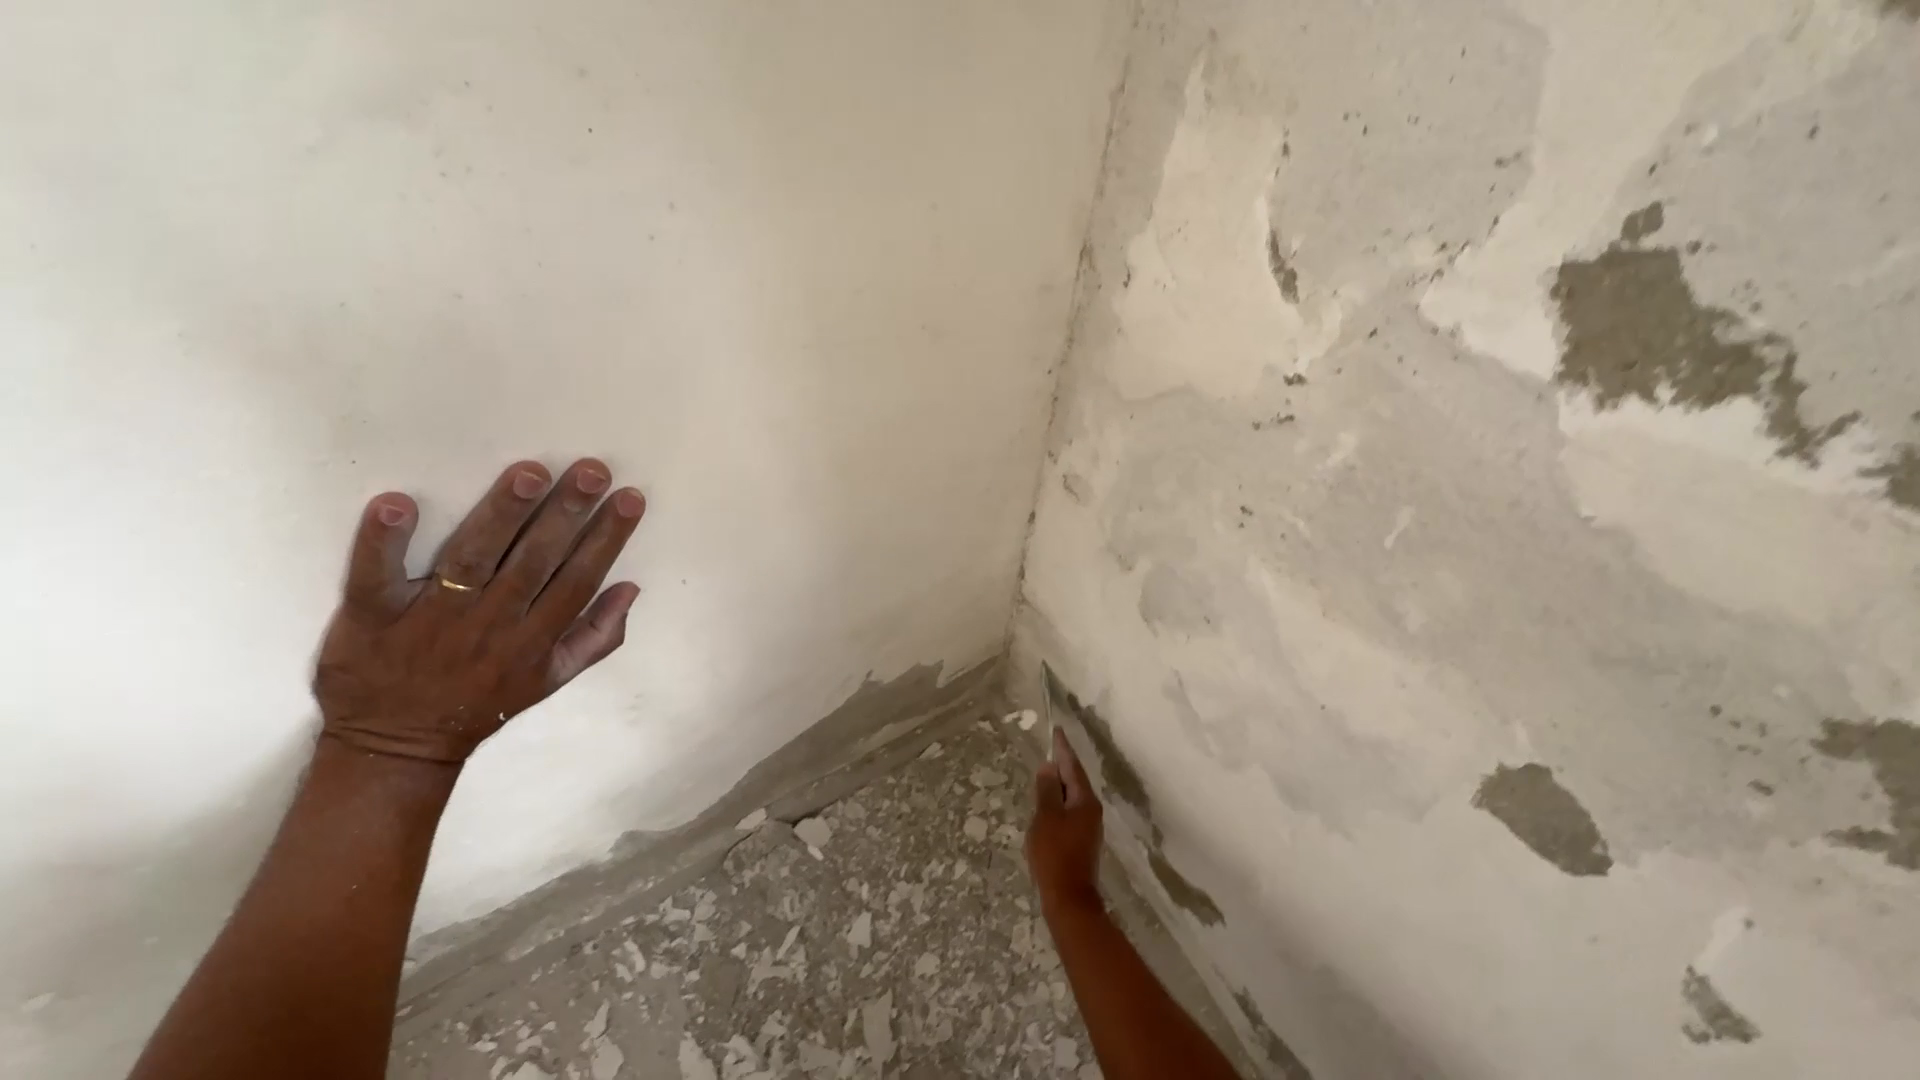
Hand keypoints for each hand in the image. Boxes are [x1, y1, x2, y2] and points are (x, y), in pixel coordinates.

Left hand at [313, 458, 646, 764]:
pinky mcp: (372, 616)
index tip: (629, 499)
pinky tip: (398, 503)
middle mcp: (489, 624)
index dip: (607, 539)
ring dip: (501, 516)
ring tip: (529, 473)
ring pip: (472, 559)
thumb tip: (631, 588)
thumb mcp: (552, 681)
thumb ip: (596, 637)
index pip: (578, 580)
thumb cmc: (480, 705)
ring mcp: (431, 619)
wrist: (395, 745)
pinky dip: (385, 542)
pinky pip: (377, 576)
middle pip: (534, 561)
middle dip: (566, 513)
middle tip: (591, 469)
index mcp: (533, 640)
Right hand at [1027, 728, 1104, 911]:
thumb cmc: (1055, 854)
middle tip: (1050, 747)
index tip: (1057, 731)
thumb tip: (1049, 767)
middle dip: (1062, 764)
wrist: (1069, 897)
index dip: (1062, 748)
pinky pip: (1069, 811)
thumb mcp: (1046, 818)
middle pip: (1075, 780)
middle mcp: (1091, 810)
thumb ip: (1047, 791)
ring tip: (1045, 772)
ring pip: (1072, 796)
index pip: (1072, 767)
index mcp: (1085, 800)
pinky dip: (1058, 801)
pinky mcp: (1081, 840)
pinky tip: (1047, 804)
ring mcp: (1088, 826)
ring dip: (1059, 784)